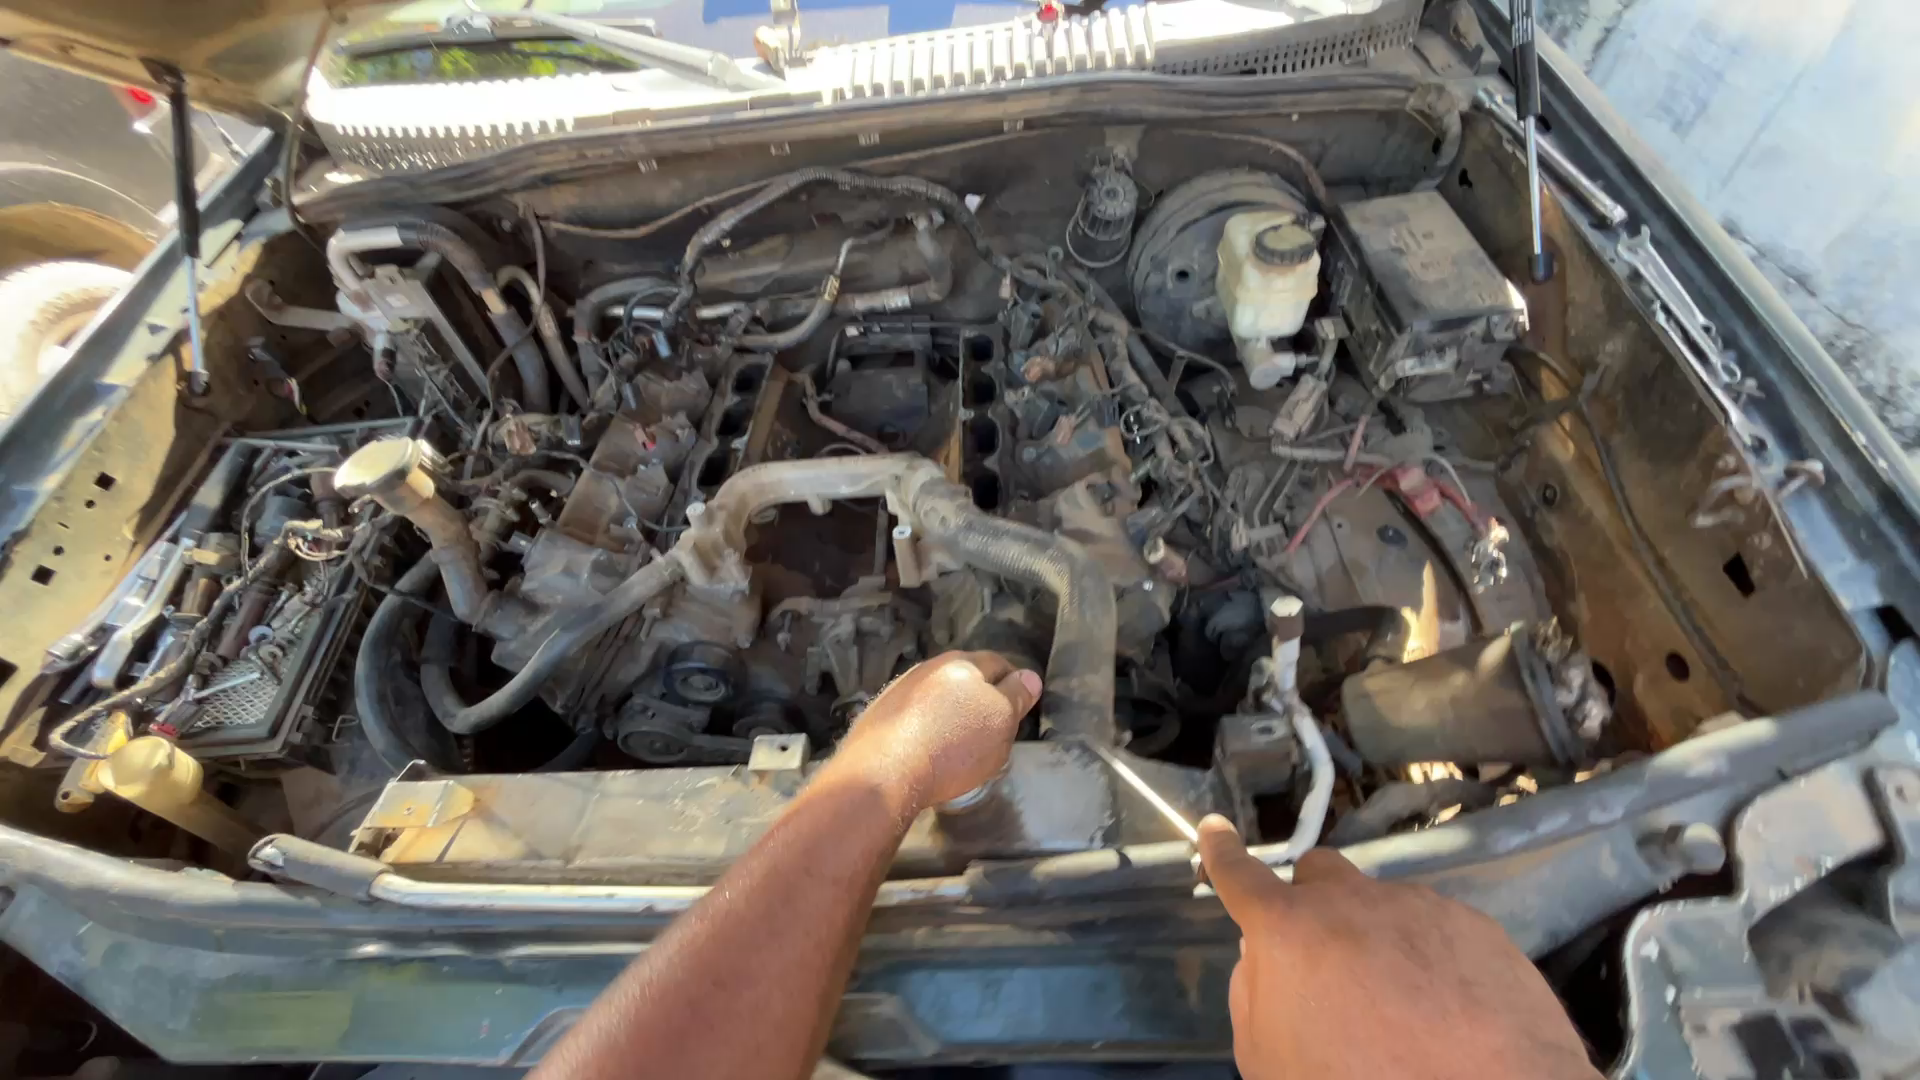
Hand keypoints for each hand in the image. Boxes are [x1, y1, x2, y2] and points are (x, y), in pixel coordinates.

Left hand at [827, 651, 1041, 811]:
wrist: (883, 772)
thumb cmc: (953, 746)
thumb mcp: (1001, 722)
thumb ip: (1017, 696)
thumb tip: (1029, 676)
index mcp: (962, 663)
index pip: (998, 663)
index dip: (1013, 684)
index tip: (1019, 708)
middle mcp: (928, 667)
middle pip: (964, 677)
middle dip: (979, 696)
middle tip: (991, 727)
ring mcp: (899, 690)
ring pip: (936, 695)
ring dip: (949, 711)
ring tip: (957, 742)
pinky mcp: (878, 715)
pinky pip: (912, 716)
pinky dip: (924, 726)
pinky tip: (925, 749)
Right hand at [1196, 816, 1600, 1079]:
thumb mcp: (1267, 1060)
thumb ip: (1252, 996)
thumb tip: (1266, 961)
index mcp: (1288, 929)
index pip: (1239, 874)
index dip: (1222, 851)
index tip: (1215, 827)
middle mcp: (1347, 901)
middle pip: (1318, 872)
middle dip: (1314, 900)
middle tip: (1331, 958)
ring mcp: (1416, 907)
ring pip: (1384, 907)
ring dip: (1381, 940)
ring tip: (1413, 1011)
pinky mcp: (1477, 928)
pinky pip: (1440, 933)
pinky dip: (1436, 963)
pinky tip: (1459, 1019)